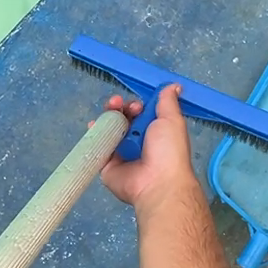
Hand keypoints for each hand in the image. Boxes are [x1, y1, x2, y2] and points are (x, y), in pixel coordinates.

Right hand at [98, 84, 200, 211]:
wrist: (156, 181)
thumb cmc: (167, 149)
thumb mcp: (171, 120)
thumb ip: (168, 102)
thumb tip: (174, 85)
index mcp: (155, 132)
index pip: (141, 114)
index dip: (136, 105)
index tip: (137, 105)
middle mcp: (138, 142)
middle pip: (124, 120)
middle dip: (119, 108)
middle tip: (117, 104)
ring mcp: (122, 154)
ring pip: (110, 131)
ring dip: (107, 117)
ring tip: (108, 111)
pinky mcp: (107, 165)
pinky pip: (98, 147)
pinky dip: (94, 134)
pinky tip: (93, 125)